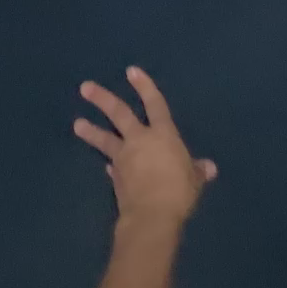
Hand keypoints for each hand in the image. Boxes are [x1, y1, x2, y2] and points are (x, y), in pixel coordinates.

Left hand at [74, 66, 217, 229]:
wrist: (151, 216)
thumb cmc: (178, 191)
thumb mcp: (194, 180)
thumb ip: (198, 171)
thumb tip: (209, 168)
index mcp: (163, 134)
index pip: (155, 104)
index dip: (144, 87)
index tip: (131, 71)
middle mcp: (140, 141)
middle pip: (119, 114)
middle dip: (102, 99)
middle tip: (85, 88)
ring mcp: (124, 159)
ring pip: (105, 140)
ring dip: (91, 131)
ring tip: (77, 124)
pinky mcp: (116, 179)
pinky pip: (112, 166)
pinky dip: (110, 164)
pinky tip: (107, 165)